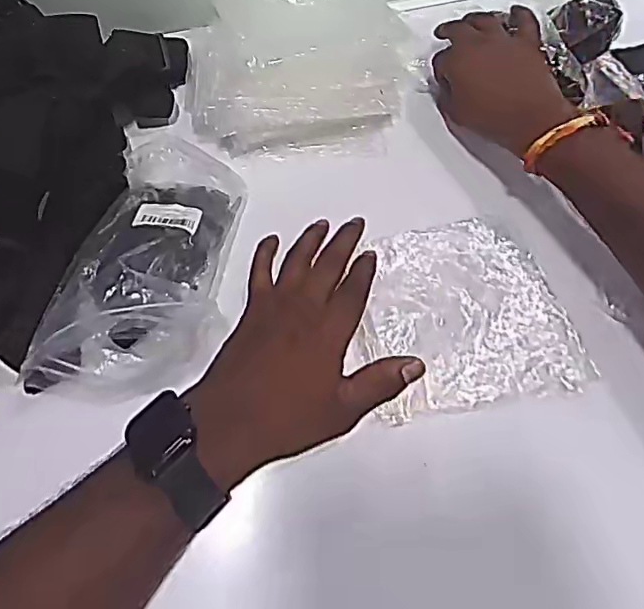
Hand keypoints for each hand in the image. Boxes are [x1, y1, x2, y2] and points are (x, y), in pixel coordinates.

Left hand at [184, 219, 423, 490]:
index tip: (370, 255)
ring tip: (321, 225)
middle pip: (327, 267)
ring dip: (310, 240)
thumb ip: (379, 383)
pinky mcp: (252, 310)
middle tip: (354, 225)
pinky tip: (271, 242)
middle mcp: (301, 311)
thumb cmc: (284, 418)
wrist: (231, 418)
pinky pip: (260, 271)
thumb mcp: (343, 410)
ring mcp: (273, 306)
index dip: (363, 271)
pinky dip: (266, 253)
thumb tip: (412, 366)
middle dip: (343, 243)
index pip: (351, 292)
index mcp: (327, 334)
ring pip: (296, 262)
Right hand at [432, 6, 580, 154]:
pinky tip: (515, 12)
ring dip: (475, 19)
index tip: (443, 74)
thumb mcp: (457, 113)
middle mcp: (477, 44)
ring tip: (471, 20)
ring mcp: (503, 41)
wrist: (535, 122)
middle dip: (448, 31)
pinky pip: (524, 21)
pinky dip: (519, 14)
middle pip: (457, 29)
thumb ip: (447, 95)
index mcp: (456, 60)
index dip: (440, 66)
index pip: (441, 58)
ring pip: (485, 19)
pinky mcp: (527, 43)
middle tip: (445, 34)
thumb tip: (446, 90)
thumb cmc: (496, 118)